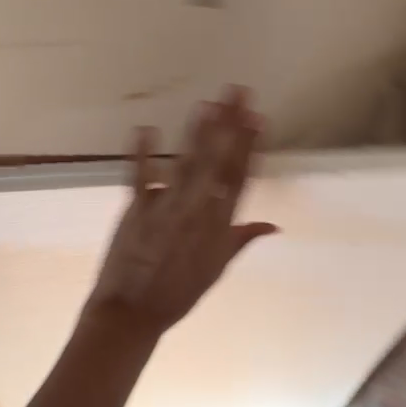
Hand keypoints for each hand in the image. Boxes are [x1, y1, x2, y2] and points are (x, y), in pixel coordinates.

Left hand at [84, 87, 277, 335]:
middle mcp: (198, 213)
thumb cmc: (179, 293)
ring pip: (187, 165)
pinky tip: (146, 128)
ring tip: (208, 104)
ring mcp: (166, 210)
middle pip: (218, 162)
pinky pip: (139, 178)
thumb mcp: (217, 269)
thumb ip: (242, 239)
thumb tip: (273, 225)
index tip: (257, 117)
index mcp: (219, 227)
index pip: (240, 178)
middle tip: (237, 93)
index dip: (250, 146)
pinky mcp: (135, 211)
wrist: (132, 313)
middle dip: (229, 125)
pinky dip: (142, 154)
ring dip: (197, 134)